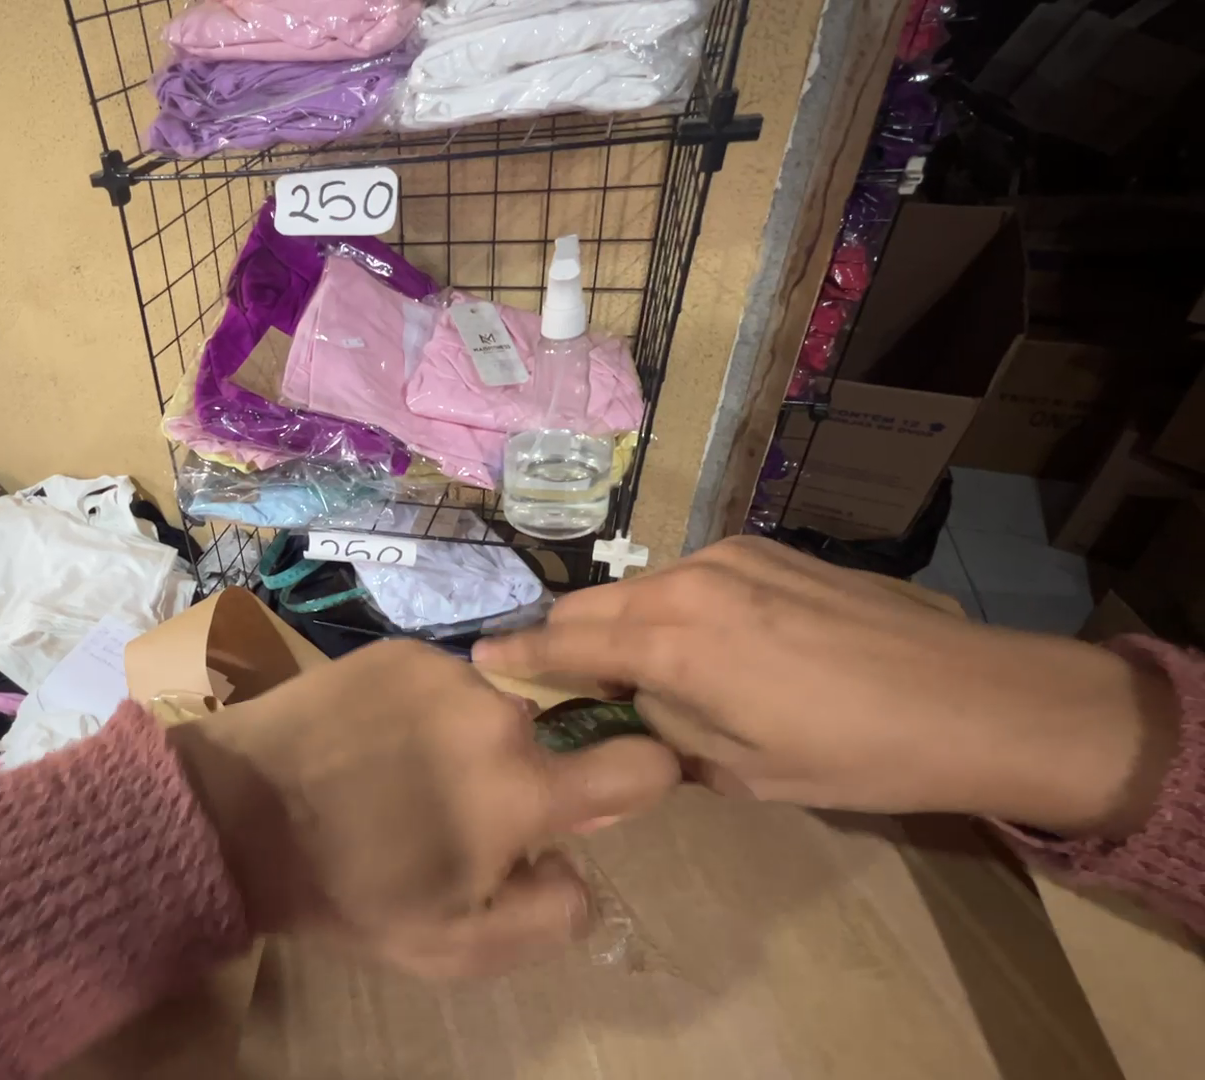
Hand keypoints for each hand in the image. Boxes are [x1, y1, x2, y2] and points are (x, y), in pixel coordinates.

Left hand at [167, 639, 677, 978]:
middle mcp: (494, 713)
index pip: (639, 765)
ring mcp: (442, 670)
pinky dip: (421, 706)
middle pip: (542, 743)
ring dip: (464, 738)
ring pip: (486, 709)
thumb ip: (550, 913)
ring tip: (397, 768)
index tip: (603, 793)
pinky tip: (371, 734)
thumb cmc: (347, 888)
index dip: (637, 778)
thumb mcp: (455, 947)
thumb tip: (575, 862)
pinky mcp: (396, 649)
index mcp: (522, 790)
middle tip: (446, 806)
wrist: (239, 810)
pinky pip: (439, 680)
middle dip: (514, 775)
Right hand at [472, 536, 1181, 836]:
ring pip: (631, 587)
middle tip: (573, 682)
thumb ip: (659, 723)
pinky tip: (711, 638)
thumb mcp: (738, 767)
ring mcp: (723, 557)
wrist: (984, 699)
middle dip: (564, 641)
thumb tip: (628, 701)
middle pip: (584, 604)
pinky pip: (681, 575)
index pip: (563, 643)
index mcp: (672, 645)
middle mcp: (682, 585)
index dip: (516, 657)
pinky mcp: (758, 547)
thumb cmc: (853, 754)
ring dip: (618, 623)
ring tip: (650, 664)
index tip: (479, 661)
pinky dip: (668, 606)